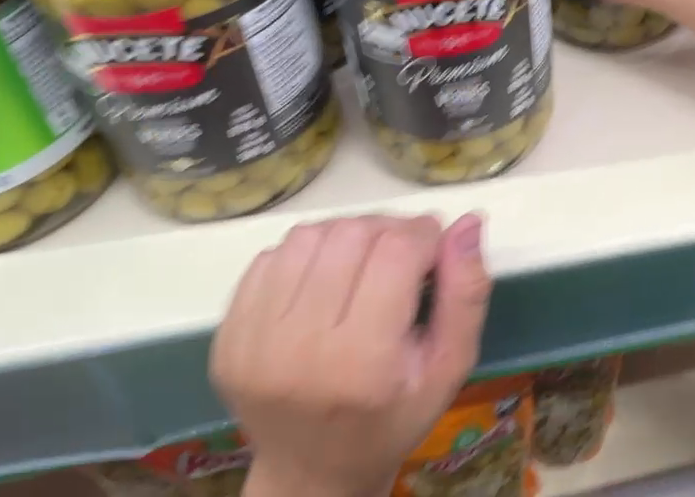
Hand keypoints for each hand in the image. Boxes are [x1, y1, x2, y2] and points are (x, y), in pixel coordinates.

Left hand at [212, 214, 490, 496]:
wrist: (312, 476)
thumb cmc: (394, 418)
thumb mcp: (450, 366)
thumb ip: (466, 293)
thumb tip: (468, 222)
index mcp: (362, 362)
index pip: (396, 251)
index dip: (425, 233)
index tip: (435, 247)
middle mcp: (299, 348)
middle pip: (352, 235)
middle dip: (388, 230)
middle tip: (404, 253)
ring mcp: (253, 343)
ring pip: (308, 236)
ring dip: (346, 235)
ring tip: (364, 262)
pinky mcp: (226, 338)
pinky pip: (268, 258)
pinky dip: (304, 255)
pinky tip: (324, 281)